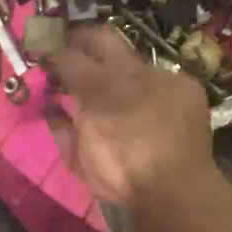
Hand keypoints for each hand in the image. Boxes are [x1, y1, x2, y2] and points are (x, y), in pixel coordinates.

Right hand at [46, 25, 214, 220]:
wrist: (176, 193)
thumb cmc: (121, 179)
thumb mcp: (76, 161)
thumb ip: (61, 128)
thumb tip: (52, 106)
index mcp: (99, 90)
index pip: (68, 58)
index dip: (53, 54)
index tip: (44, 56)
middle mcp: (130, 73)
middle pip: (101, 39)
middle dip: (81, 41)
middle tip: (70, 51)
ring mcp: (162, 76)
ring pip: (131, 59)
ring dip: (116, 69)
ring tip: (108, 85)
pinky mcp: (187, 87)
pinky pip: (159, 79)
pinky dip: (145, 89)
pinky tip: (143, 106)